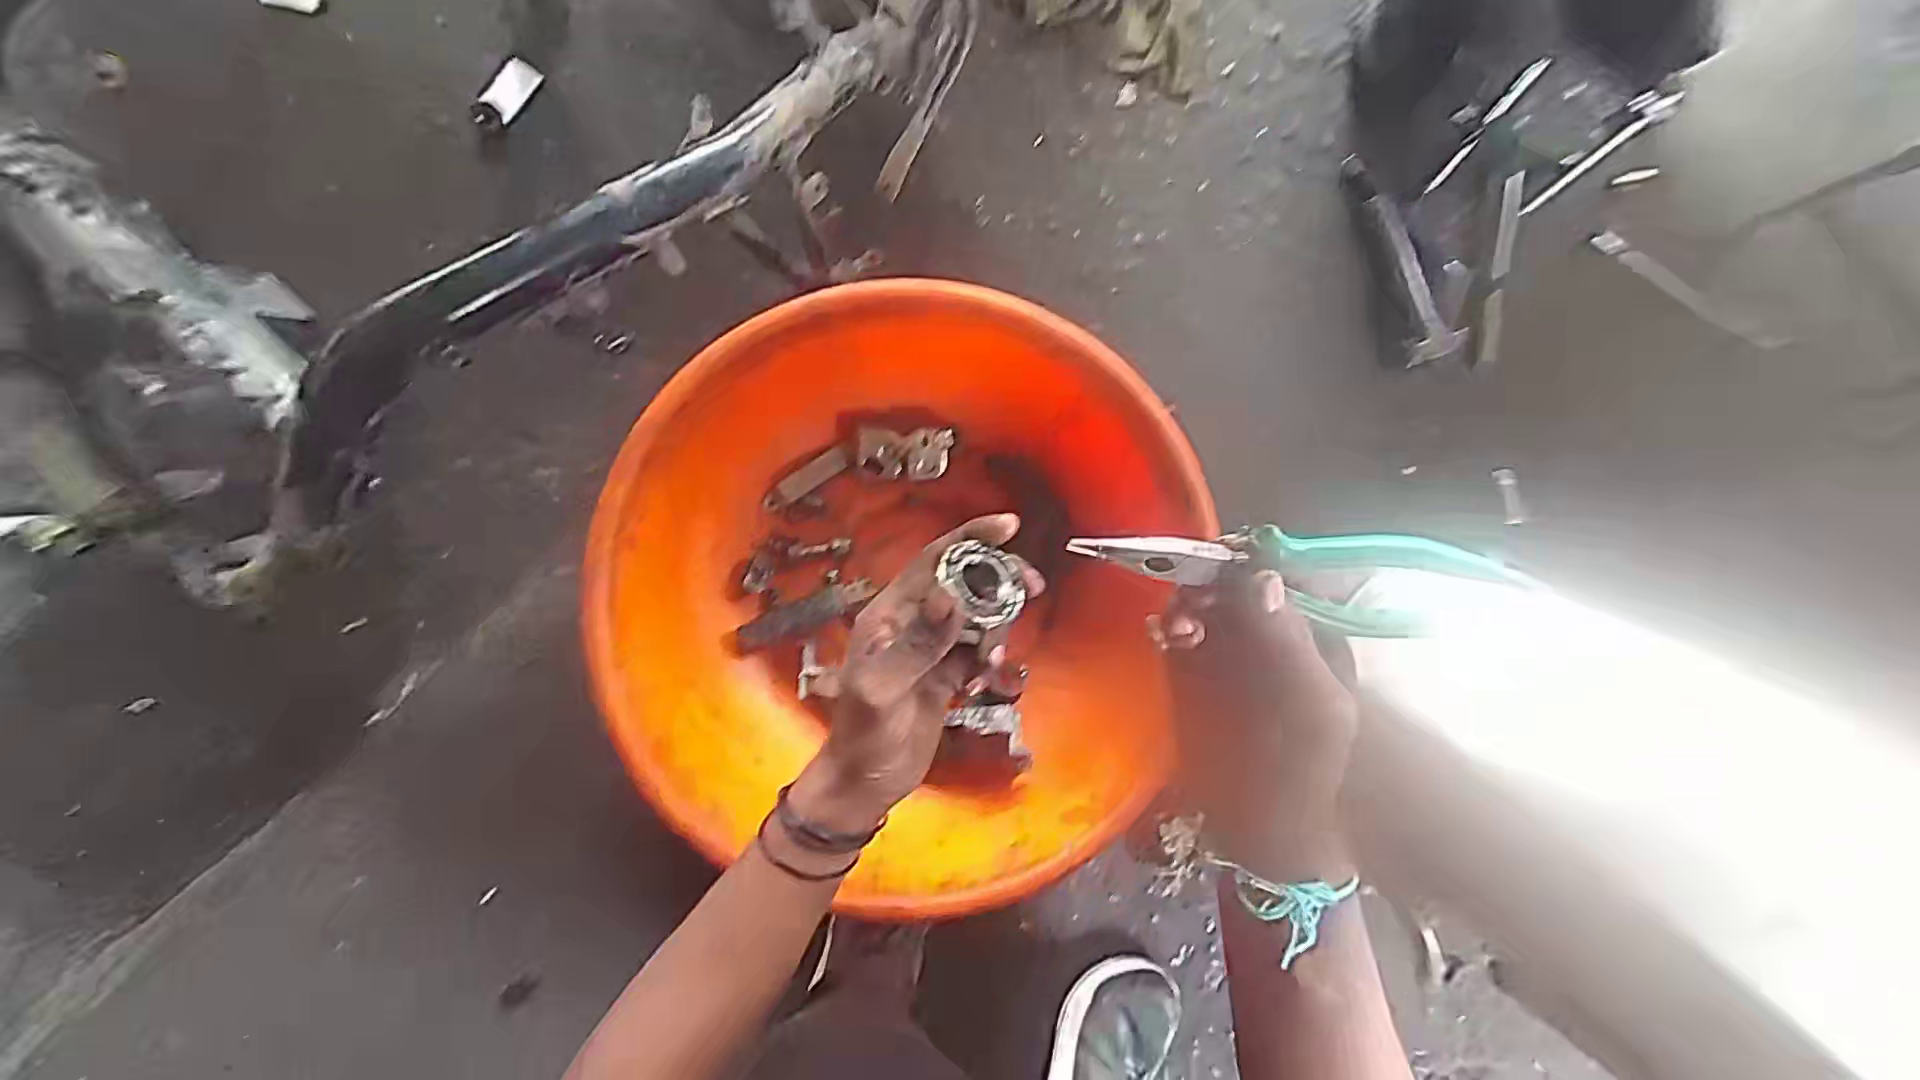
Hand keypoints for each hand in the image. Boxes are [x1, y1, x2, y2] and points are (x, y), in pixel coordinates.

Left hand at [788, 514, 1044, 832]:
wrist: (866, 782)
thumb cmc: (863, 735)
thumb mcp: (882, 689)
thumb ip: (916, 643)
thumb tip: (950, 597)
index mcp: (890, 613)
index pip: (933, 561)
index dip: (970, 538)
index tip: (1009, 526)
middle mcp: (912, 622)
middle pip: (963, 584)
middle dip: (998, 583)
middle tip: (1031, 589)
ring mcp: (931, 647)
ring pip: (976, 618)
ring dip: (994, 632)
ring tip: (988, 665)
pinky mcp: (944, 671)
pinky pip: (977, 651)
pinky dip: (987, 661)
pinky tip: (980, 683)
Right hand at [1158, 569, 1359, 880]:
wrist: (1258, 826)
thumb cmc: (1298, 770)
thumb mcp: (1310, 706)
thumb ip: (1288, 642)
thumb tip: (1262, 577)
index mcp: (1308, 642)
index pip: (1268, 588)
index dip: (1237, 578)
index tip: (1210, 583)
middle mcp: (1264, 641)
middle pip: (1227, 593)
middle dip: (1204, 592)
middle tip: (1188, 611)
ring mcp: (1225, 658)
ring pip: (1198, 611)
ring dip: (1183, 608)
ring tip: (1176, 630)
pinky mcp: (1191, 676)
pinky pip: (1176, 638)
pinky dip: (1168, 629)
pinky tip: (1164, 637)